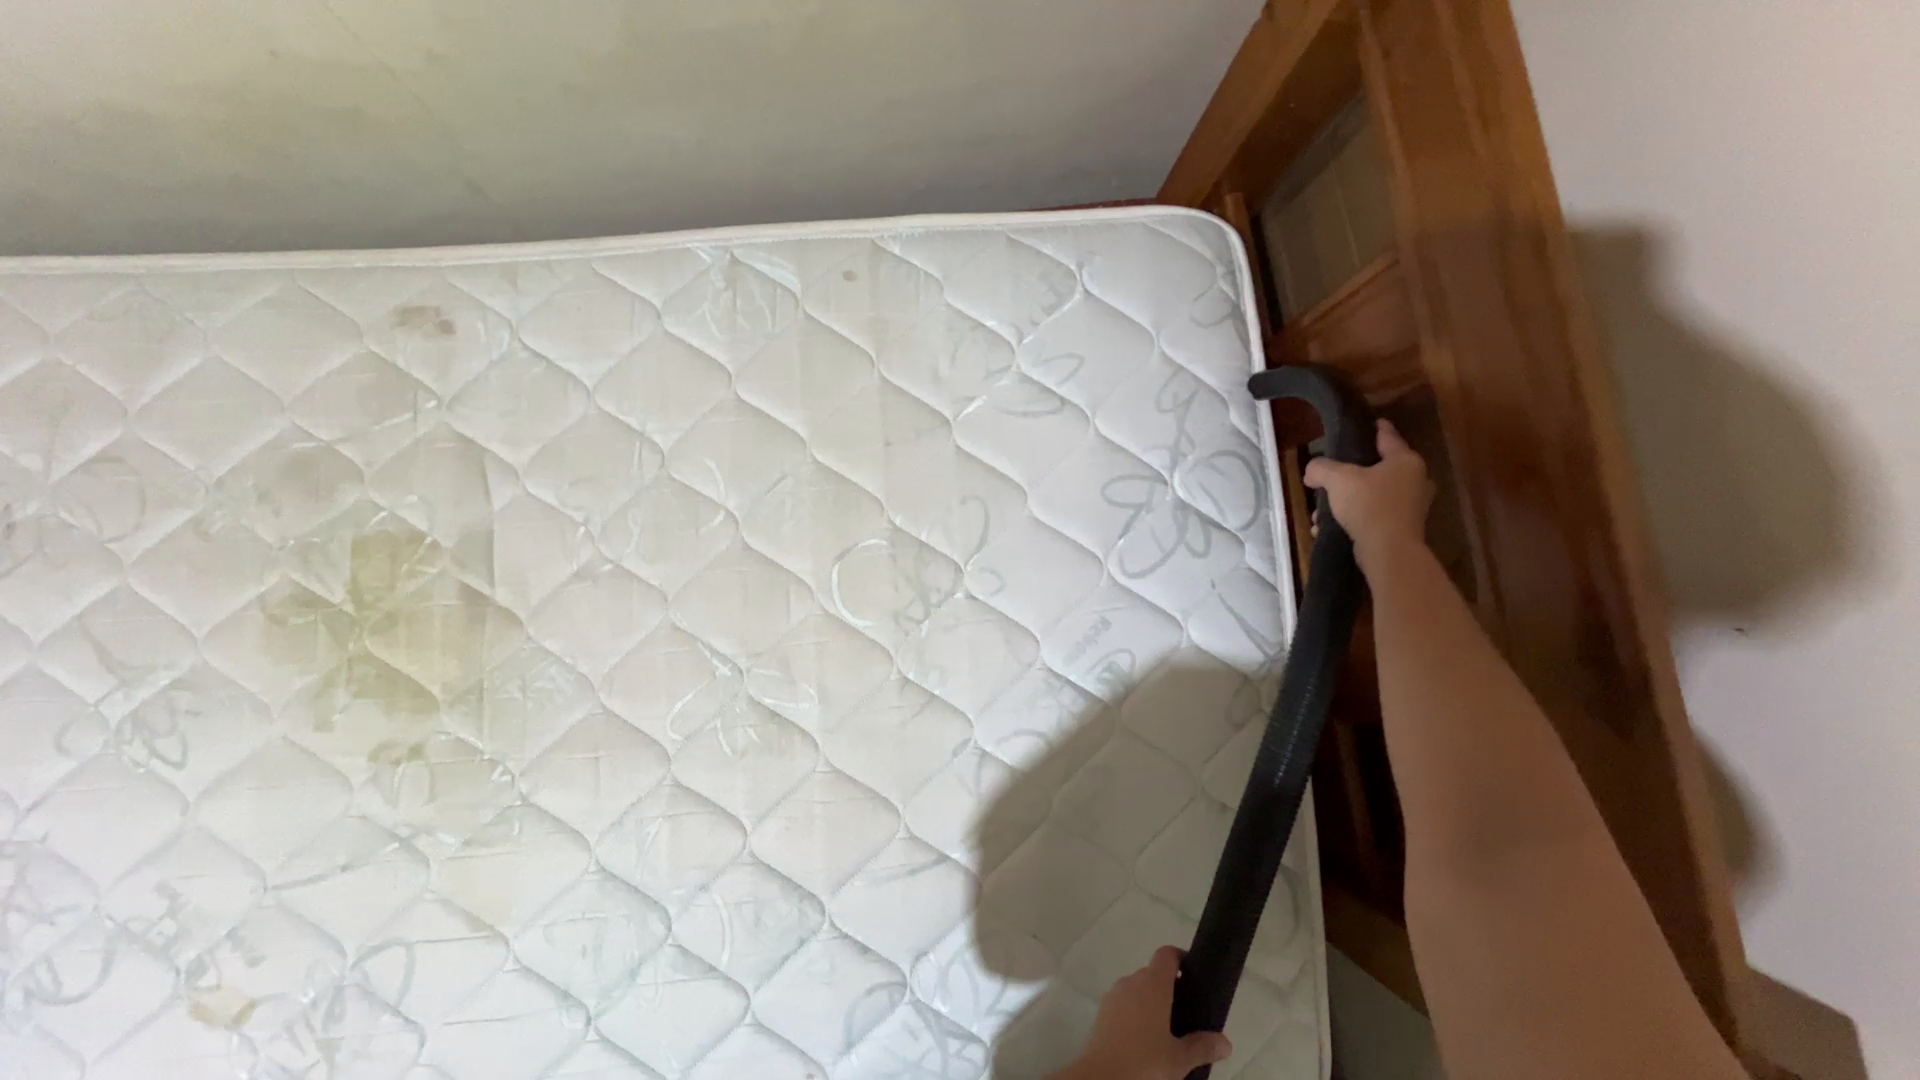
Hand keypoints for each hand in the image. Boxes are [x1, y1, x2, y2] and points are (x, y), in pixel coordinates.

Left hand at [1051, 946, 1231, 1079]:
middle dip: (1170, 989)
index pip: (1167, 954)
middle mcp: (1131, 982)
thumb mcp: (1179, 1059)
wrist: (1100, 1077)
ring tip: (1167, 1032)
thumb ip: (1202, 1047)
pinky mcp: (1102, 1012)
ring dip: (1152, 1002)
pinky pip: (1124, 1004)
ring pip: (1137, 989)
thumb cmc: (1144, 1062)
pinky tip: (1144, 1040)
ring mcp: (1114, 996)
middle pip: (1153, 973)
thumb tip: (1225, 1043)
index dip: (1181, 958)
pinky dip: (1136, 1014)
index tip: (1194, 974)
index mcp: (1152, 984)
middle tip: (1187, 1015)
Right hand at [1303, 419, 1432, 569]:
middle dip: (1357, 471)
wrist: (1389, 551)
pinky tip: (1331, 526)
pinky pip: (1374, 515)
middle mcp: (1415, 480)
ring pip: (1375, 494)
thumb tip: (1311, 471)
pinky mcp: (1404, 527)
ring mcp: (1412, 506)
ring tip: (1324, 508)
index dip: (1377, 427)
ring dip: (1350, 499)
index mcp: (1405, 461)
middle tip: (1337, 471)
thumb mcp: (1337, 479)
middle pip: (1382, 467)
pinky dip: (1355, 517)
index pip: (1389, 436)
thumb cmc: (1369, 505)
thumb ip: (1321, 468)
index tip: (1372, 421)